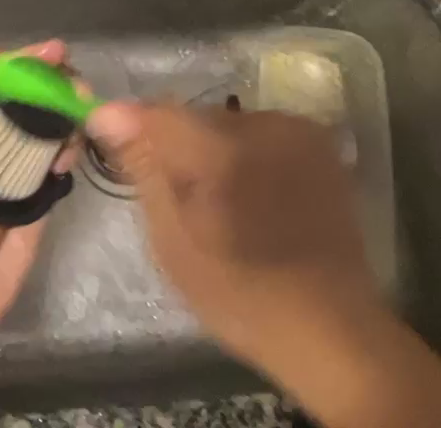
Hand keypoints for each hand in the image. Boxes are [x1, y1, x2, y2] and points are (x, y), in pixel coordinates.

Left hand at [0, 39, 73, 335]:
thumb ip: (1, 133)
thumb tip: (39, 88)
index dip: (18, 57)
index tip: (55, 55)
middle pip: (21, 90)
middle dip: (49, 85)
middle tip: (78, 94)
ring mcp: (9, 162)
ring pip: (43, 121)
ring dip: (63, 116)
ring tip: (78, 125)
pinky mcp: (32, 190)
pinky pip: (55, 156)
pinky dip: (67, 149)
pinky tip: (68, 159)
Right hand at [88, 102, 440, 427]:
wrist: (334, 328)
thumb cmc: (241, 295)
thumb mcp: (172, 242)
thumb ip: (143, 168)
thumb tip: (107, 114)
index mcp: (221, 152)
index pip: (156, 112)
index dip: (129, 125)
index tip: (111, 146)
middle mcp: (261, 127)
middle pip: (193, 116)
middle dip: (174, 144)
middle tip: (171, 192)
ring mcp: (296, 132)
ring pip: (226, 123)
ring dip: (210, 148)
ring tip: (216, 199)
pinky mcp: (318, 143)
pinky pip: (259, 133)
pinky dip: (244, 154)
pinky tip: (251, 195)